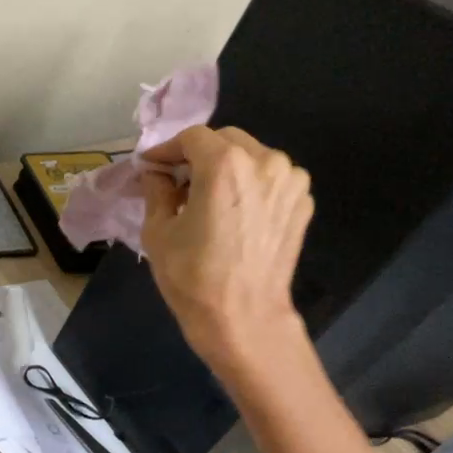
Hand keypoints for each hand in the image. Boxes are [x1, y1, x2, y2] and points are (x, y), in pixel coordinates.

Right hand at [139, 126, 314, 376]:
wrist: (241, 314)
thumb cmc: (191, 276)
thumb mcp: (158, 232)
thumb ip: (158, 192)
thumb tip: (157, 175)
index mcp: (225, 166)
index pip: (193, 137)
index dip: (167, 149)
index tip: (150, 167)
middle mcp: (265, 162)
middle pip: (227, 140)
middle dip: (197, 155)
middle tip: (175, 180)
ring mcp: (290, 180)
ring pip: (252, 157)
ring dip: (225, 169)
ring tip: (204, 199)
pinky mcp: (302, 201)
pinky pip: (269, 180)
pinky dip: (247, 186)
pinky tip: (230, 214)